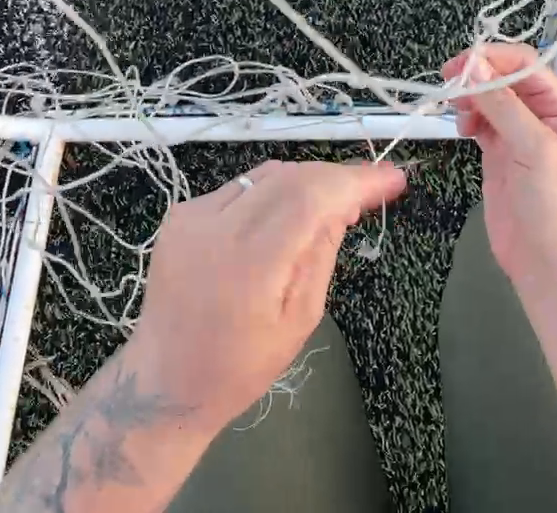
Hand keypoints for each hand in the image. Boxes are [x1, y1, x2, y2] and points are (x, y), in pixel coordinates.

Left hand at [124, 159, 407, 428]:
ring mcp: (193, 216)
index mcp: (250, 264)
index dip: (355, 180)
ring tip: (332, 203)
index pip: (311, 197)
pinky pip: (240, 188)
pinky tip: (284, 216)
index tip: (391, 178)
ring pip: (266, 175)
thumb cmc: (240, 365)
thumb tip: (343, 204)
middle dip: (336, 177)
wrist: (165, 380)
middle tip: (368, 191)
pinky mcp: (180, 214)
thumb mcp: (299, 320)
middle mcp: (217, 228)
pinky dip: (271, 193)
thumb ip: (321, 254)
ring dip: (305, 181)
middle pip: (292, 177)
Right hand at [443, 44, 556, 290]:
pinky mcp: (499, 158)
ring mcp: (519, 139)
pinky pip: (482, 125)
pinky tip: (462, 127)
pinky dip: (468, 120)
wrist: (556, 268)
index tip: (461, 65)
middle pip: (505, 80)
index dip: (494, 58)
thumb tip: (475, 65)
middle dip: (478, 76)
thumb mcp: (536, 149)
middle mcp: (541, 118)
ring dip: (470, 98)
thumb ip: (505, 105)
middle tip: (449, 86)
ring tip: (456, 110)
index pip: (527, 66)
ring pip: (490, 101)